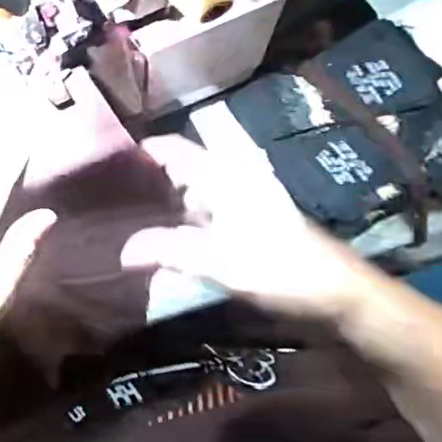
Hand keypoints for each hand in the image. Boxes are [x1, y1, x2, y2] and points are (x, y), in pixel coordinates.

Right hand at [121, 135, 392, 331]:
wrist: (339, 295)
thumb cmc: (279, 267)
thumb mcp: (218, 260)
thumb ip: (167, 250)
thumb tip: (121, 252)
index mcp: (220, 174)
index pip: (169, 147)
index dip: (137, 151)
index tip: (102, 166)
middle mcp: (227, 179)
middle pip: (174, 168)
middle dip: (142, 177)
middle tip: (105, 194)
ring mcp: (236, 201)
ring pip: (186, 190)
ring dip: (159, 200)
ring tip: (123, 215)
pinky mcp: (242, 223)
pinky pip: (197, 211)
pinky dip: (176, 218)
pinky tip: (159, 236)